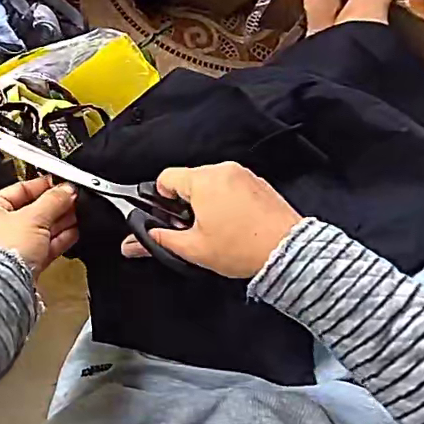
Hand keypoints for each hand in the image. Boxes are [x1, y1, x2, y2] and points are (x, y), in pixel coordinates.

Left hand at [0, 177, 78, 275]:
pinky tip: (73, 233)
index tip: (62, 184)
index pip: (20, 190)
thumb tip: (67, 190)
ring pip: (40, 230)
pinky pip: (44, 248)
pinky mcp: (24, 265)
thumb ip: (53, 200)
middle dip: (55, 205)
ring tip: (78, 214)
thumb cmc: (2, 251)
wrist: (2, 287)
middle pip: (32, 211)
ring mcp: (11, 248)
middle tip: (74, 199)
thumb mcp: (33, 217)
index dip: (43, 186)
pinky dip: (59, 240)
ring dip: (60, 222)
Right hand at [120, 163, 301, 278]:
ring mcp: (244, 175)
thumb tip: (137, 241)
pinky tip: (233, 226)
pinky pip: (232, 187)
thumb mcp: (194, 249)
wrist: (286, 252)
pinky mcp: (258, 184)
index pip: (166, 177)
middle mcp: (224, 171)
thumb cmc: (245, 248)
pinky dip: (227, 202)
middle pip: (190, 180)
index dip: (160, 198)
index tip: (167, 215)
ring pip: (211, 183)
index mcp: (204, 180)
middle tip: (193, 229)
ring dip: (207, 202)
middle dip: (186, 203)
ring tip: (216, 230)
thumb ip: (160, 240)